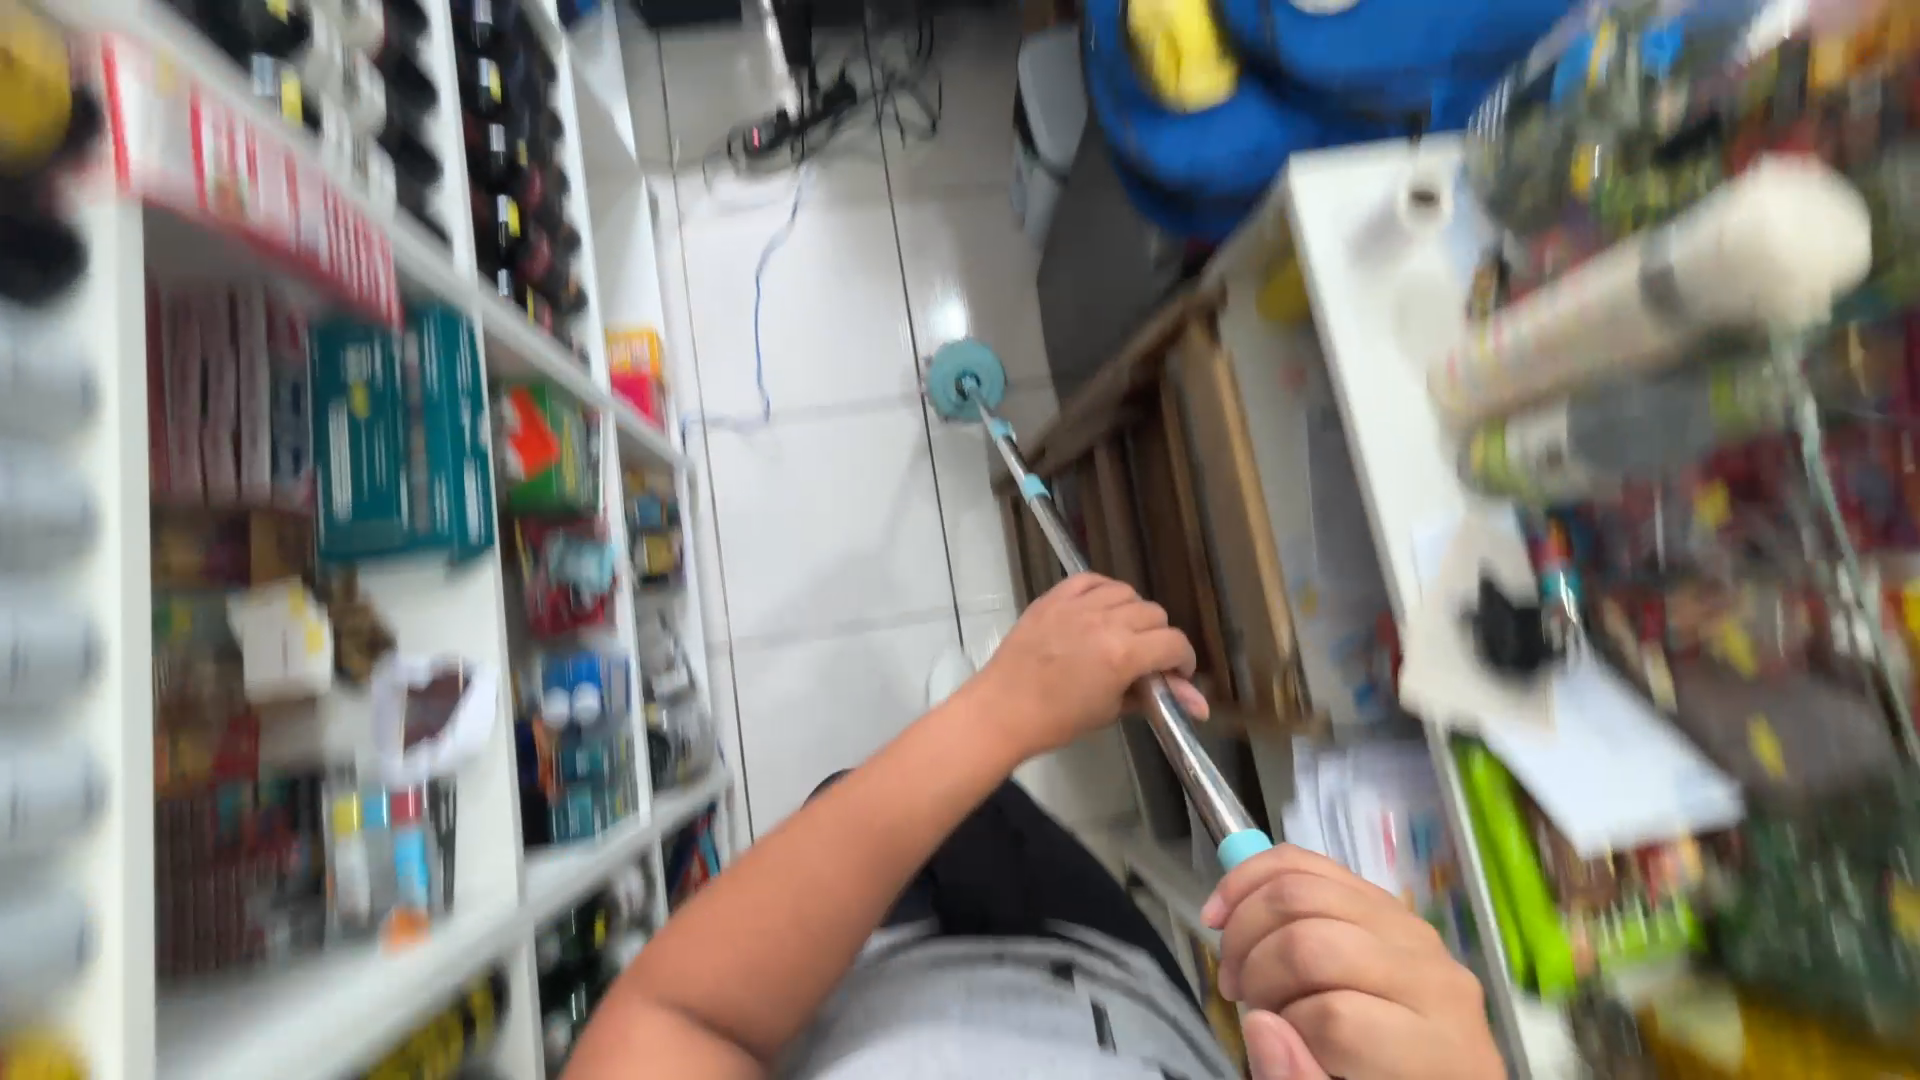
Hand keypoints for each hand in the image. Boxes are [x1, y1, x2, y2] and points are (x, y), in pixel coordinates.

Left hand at [959, 574, 1206, 759]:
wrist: (1003, 709)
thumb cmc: (1058, 720)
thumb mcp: (1111, 711)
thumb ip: (1153, 696)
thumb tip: (1200, 707)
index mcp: (1123, 654)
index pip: (1174, 643)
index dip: (1184, 660)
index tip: (1176, 673)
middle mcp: (1105, 621)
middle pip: (1155, 614)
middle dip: (1159, 638)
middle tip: (1147, 658)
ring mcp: (1077, 605)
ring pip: (1126, 592)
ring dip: (1132, 612)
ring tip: (1122, 632)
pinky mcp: (1053, 597)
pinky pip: (1090, 579)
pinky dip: (1102, 590)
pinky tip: (1099, 608)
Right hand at [1202, 846, 1504, 1079]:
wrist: (1427, 1070)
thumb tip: (1260, 1025)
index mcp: (1437, 1049)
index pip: (1338, 1018)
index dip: (1286, 1027)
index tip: (1270, 1042)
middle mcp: (1431, 975)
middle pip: (1313, 943)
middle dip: (1254, 968)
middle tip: (1239, 998)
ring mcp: (1406, 924)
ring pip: (1300, 889)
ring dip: (1244, 923)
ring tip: (1234, 964)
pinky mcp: (1377, 896)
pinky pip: (1303, 863)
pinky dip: (1250, 878)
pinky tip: (1225, 911)